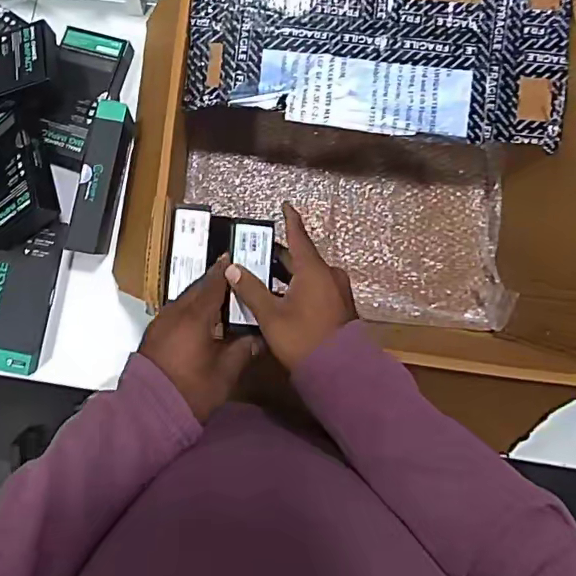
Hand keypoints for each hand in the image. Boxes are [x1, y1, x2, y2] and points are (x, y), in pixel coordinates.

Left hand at [139, 259, 261, 421]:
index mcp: (194, 317)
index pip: (213, 284)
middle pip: (198, 289)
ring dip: (202, 297)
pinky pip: (177, 313)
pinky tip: (202, 322)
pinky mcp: (154, 335)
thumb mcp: (224, 374)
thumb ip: (242, 351)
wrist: (146, 414)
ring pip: (186, 300)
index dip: (225, 271)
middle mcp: (175, 313)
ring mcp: (161, 323)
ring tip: (220, 301)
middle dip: (215, 283)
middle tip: (234, 281)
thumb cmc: (190, 392)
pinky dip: (191, 310)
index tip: (234, 259)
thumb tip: (257, 339)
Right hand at [226, 202, 356, 368]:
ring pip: (309, 274)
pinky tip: (283, 297)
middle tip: (258, 251)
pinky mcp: (340, 305)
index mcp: (313, 269)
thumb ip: (251, 290)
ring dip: (289, 274)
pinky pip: (316, 287)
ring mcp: (337, 290)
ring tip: (265, 275)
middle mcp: (328, 274)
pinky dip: (299, 286)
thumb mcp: (271, 315)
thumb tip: (233, 268)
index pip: (298, 236)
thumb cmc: (304, 338)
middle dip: (280, 255)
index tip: (285, 205)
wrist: (342, 370)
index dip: (290, 220)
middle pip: (301, 257)